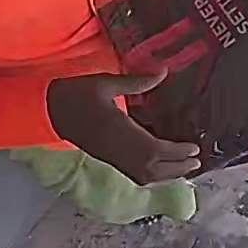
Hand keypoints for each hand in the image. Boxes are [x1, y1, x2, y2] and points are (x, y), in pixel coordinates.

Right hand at [47, 73, 200, 183]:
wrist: (50, 110)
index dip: (175, 152)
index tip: (194, 148)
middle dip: (177, 167)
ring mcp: (110, 157)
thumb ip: (135, 81)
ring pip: (144, 175)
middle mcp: (116, 149)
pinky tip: (162, 170)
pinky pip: (134, 175)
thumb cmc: (77, 94)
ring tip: (186, 168)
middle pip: (152, 168)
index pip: (152, 149)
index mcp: (117, 129)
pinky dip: (152, 176)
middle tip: (198, 161)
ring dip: (167, 175)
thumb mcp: (105, 83)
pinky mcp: (106, 160)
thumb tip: (163, 71)